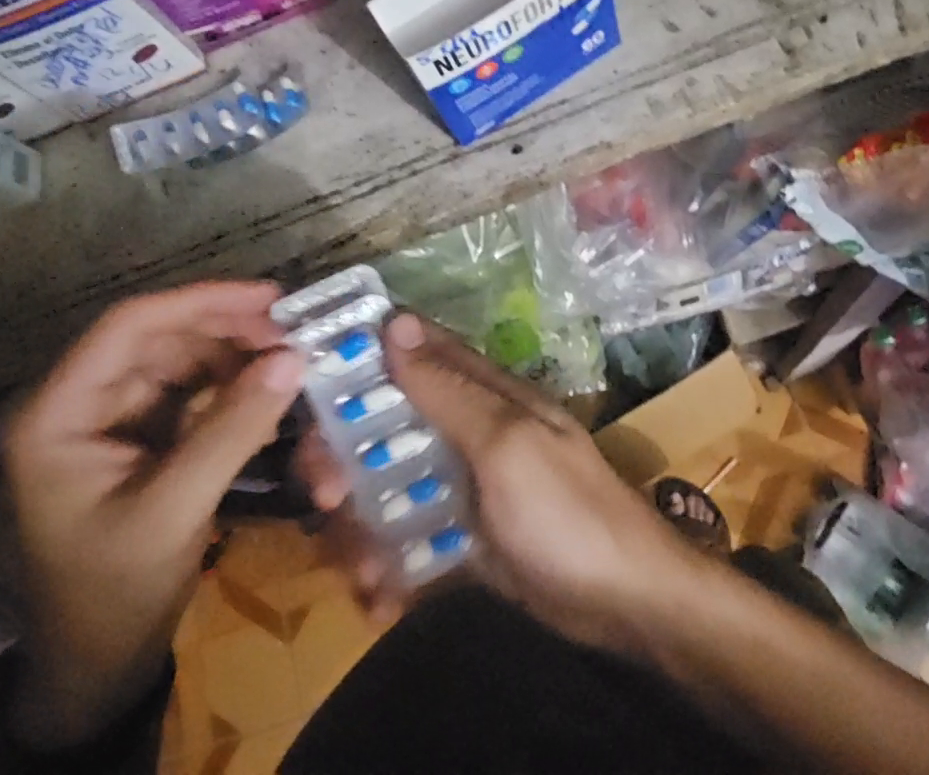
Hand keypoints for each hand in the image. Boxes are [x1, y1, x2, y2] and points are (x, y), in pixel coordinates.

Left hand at [1, 281, 304, 748]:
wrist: (99, 660)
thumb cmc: (116, 589)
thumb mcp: (175, 509)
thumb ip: (232, 430)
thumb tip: (293, 360)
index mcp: (60, 411)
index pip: (129, 327)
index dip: (200, 302)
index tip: (270, 298)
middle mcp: (83, 401)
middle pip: (161, 339)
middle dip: (228, 331)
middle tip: (295, 333)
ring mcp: (115, 420)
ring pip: (183, 362)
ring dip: (238, 359)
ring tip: (294, 361)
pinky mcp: (146, 439)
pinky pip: (195, 395)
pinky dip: (235, 392)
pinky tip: (272, 398)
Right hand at [297, 315, 699, 653]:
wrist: (626, 604)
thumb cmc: (567, 515)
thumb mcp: (507, 446)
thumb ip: (449, 391)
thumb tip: (394, 323)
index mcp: (486, 396)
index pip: (415, 353)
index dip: (360, 354)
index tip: (301, 376)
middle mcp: (470, 433)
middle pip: (386, 426)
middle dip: (345, 459)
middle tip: (328, 498)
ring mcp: (464, 488)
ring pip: (389, 489)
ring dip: (361, 530)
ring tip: (362, 575)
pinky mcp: (463, 539)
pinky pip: (410, 542)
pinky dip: (390, 571)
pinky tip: (382, 602)